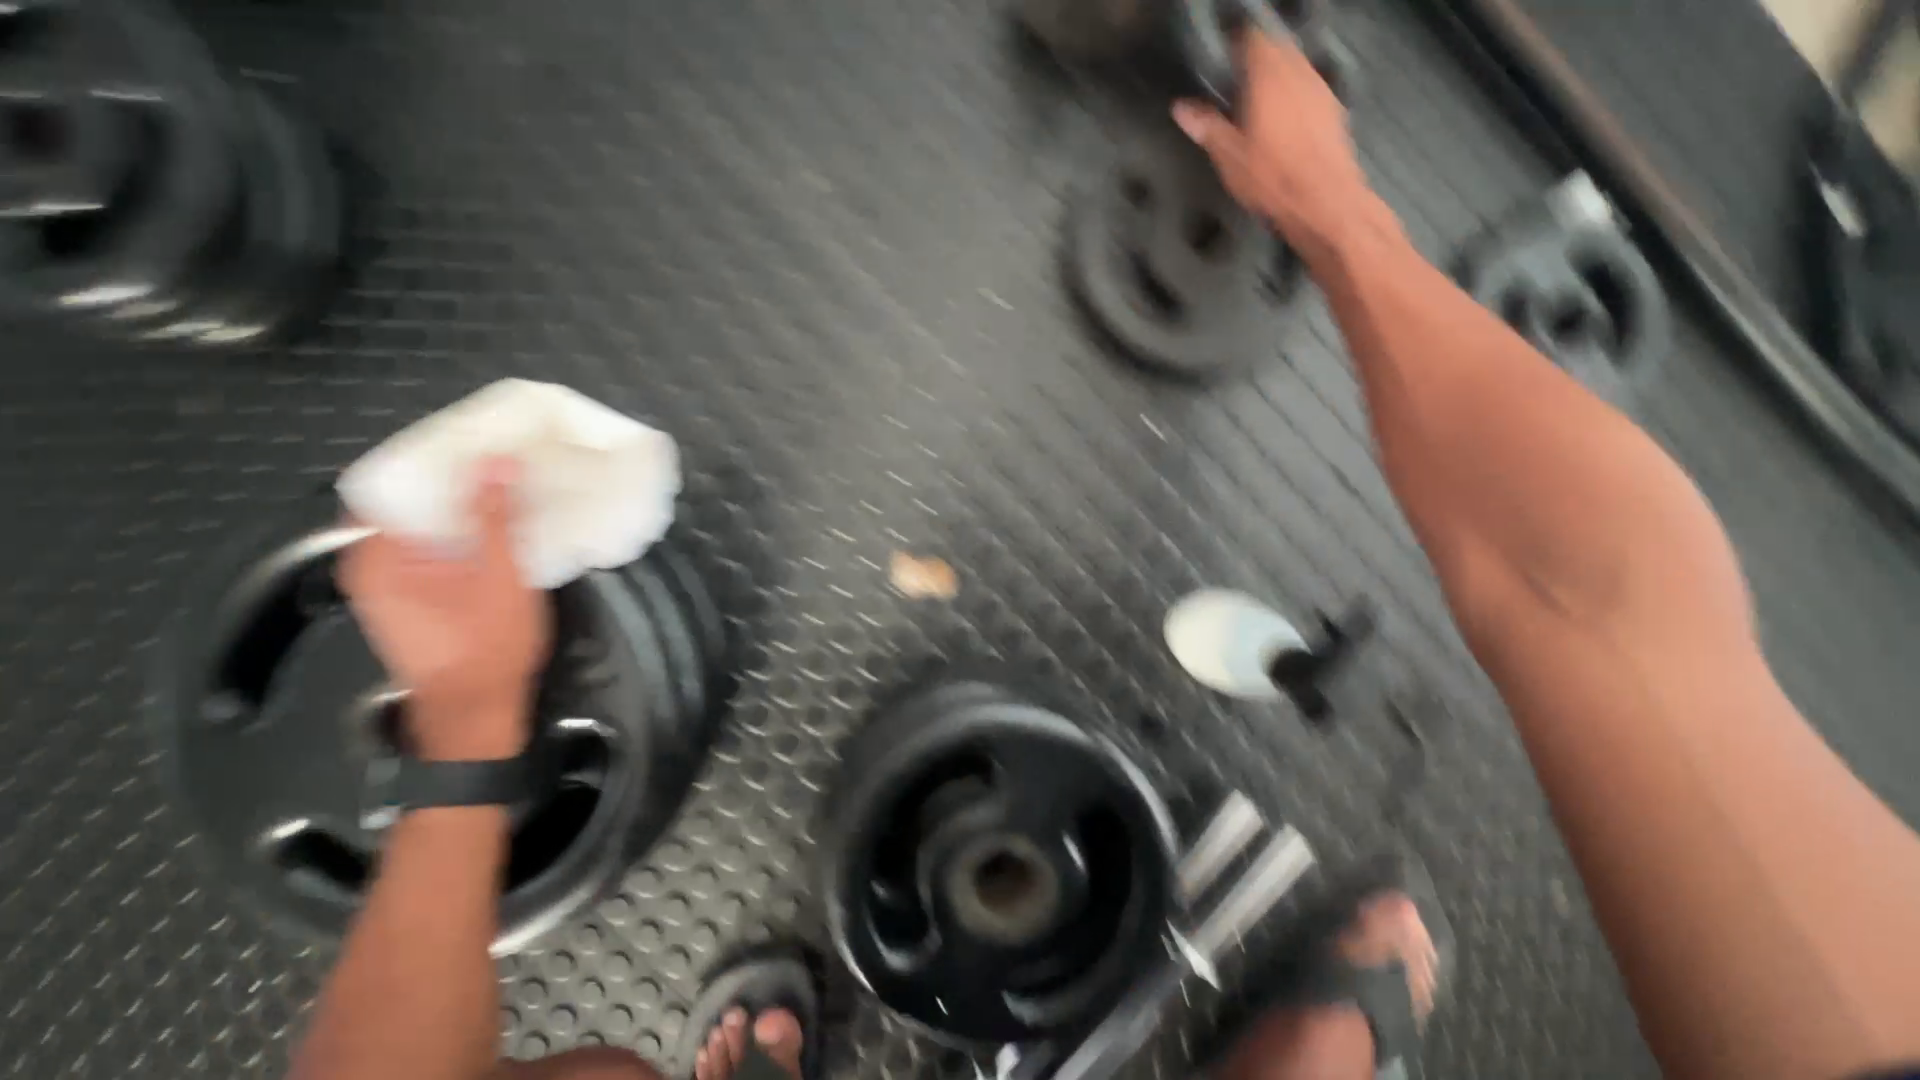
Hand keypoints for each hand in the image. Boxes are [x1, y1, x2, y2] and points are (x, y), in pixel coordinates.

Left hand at [338, 458, 552, 760]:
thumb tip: (496, 459)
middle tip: (499, 459)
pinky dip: (458, 533)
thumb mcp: (500, 575)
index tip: (474, 440)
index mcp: (377, 555)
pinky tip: (496, 527)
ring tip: (504, 485)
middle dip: (452, 480)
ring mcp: (388, 582)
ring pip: (421, 525)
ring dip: (460, 507)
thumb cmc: (487, 648)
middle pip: (406, 502)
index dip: (431, 456)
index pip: (391, 481)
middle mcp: (370, 564)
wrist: (477, 714)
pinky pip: (429, 548)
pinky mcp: (410, 597)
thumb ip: (494, 515)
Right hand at [1173, 31, 1370, 250]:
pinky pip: (1309, 86)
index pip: (1251, 39)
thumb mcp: (1228, 157)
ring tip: (1258, 95)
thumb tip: (1180, 107)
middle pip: (1276, 47)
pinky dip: (1294, 92)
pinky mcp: (1334, 108)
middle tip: (1236, 76)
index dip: (1234, 43)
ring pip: (1295, 65)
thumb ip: (1206, 126)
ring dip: (1277, 73)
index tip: (1220, 55)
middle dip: (1257, 57)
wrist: (1325, 201)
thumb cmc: (1272, 178)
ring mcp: (1320, 88)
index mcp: (1267, 76)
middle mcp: (1297, 72)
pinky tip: (1284, 116)